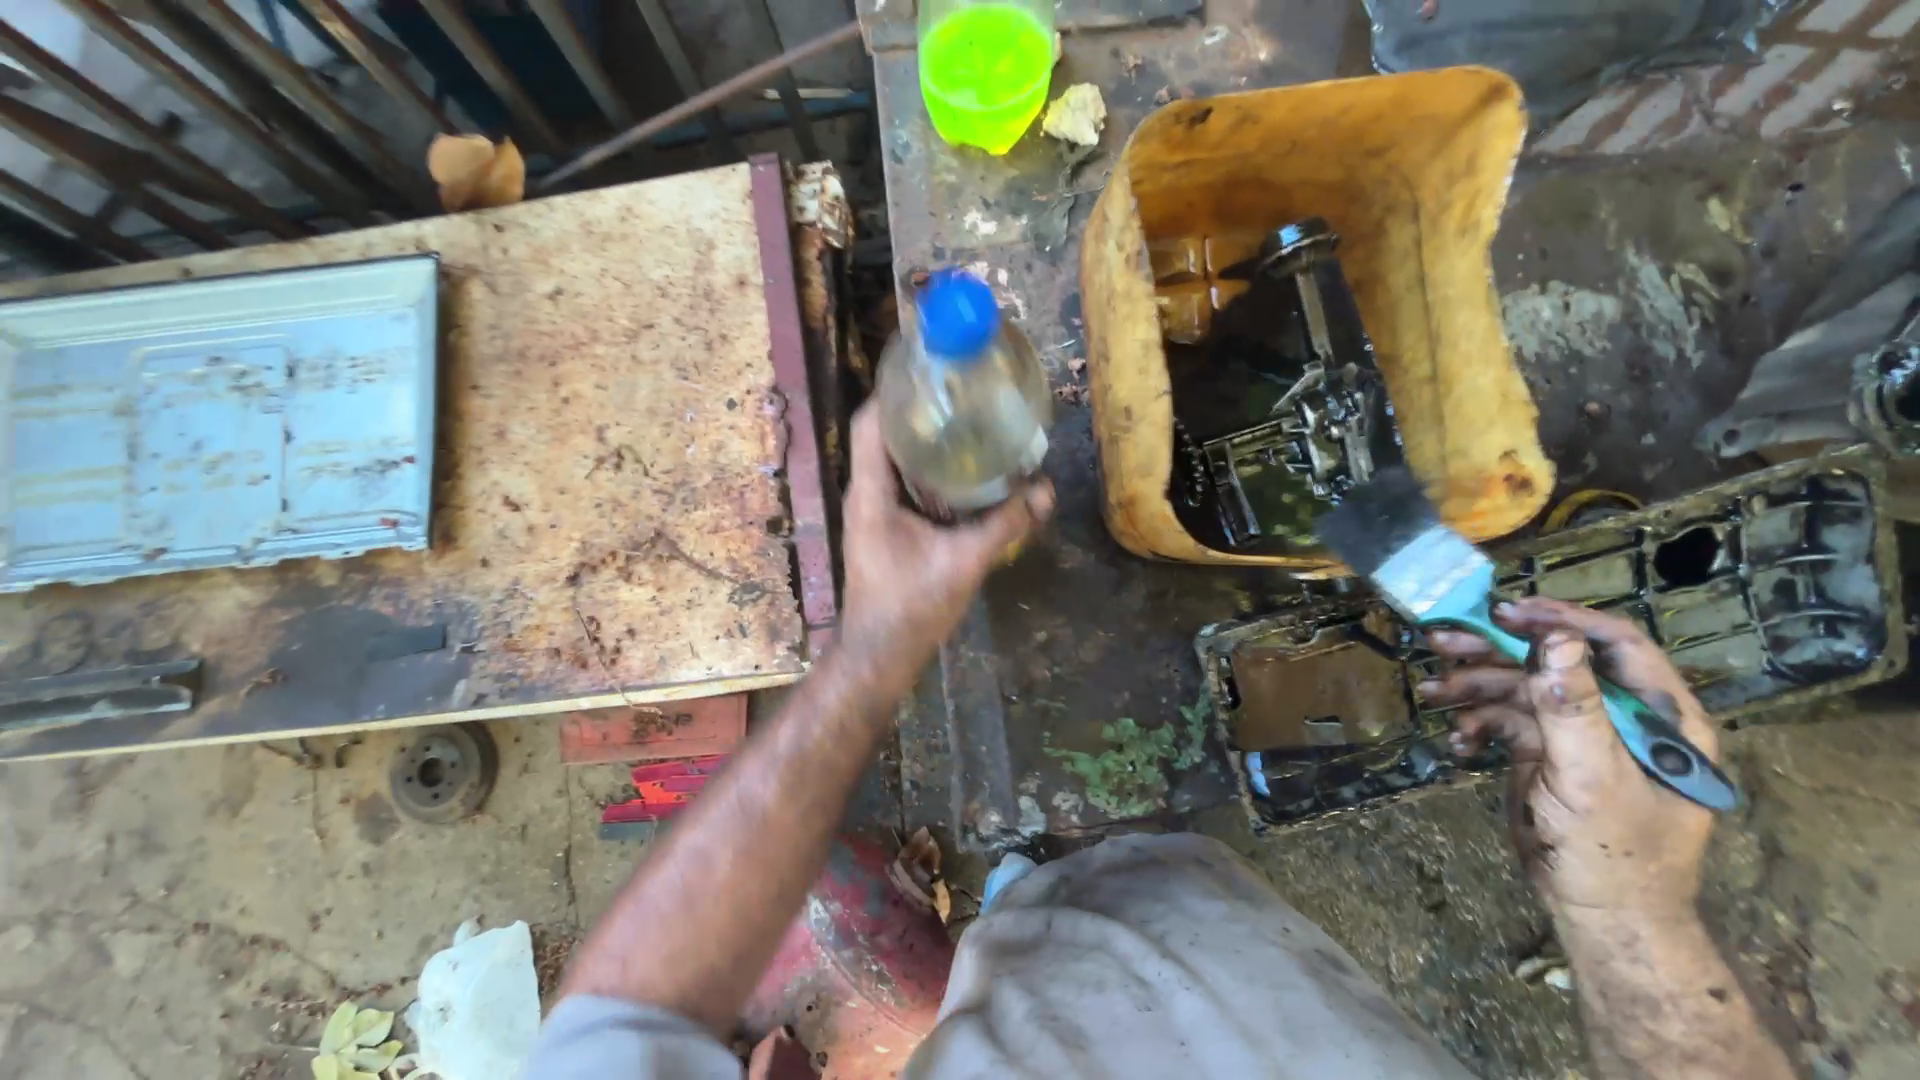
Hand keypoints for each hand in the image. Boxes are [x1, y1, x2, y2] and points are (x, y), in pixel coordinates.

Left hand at [836, 403, 1053, 681]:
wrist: (881, 654)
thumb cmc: (910, 607)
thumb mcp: (964, 562)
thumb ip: (1005, 525)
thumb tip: (1045, 490)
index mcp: (871, 492)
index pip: (871, 423)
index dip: (894, 391)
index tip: (929, 370)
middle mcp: (866, 494)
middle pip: (884, 435)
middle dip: (919, 411)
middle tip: (961, 393)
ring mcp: (874, 512)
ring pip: (895, 461)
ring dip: (925, 441)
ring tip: (967, 421)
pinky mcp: (886, 529)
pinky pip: (905, 486)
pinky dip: (930, 471)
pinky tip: (964, 471)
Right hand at [1421, 597, 1718, 922]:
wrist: (1598, 914)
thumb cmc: (1615, 851)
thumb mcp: (1594, 777)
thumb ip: (1575, 707)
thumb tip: (1556, 640)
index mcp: (1658, 715)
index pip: (1615, 644)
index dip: (1561, 621)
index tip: (1506, 612)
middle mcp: (1619, 715)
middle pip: (1554, 662)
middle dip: (1496, 652)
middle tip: (1444, 640)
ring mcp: (1578, 735)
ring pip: (1521, 689)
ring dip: (1474, 687)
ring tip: (1432, 691)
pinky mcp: (1544, 754)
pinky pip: (1506, 722)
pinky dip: (1477, 724)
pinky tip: (1457, 740)